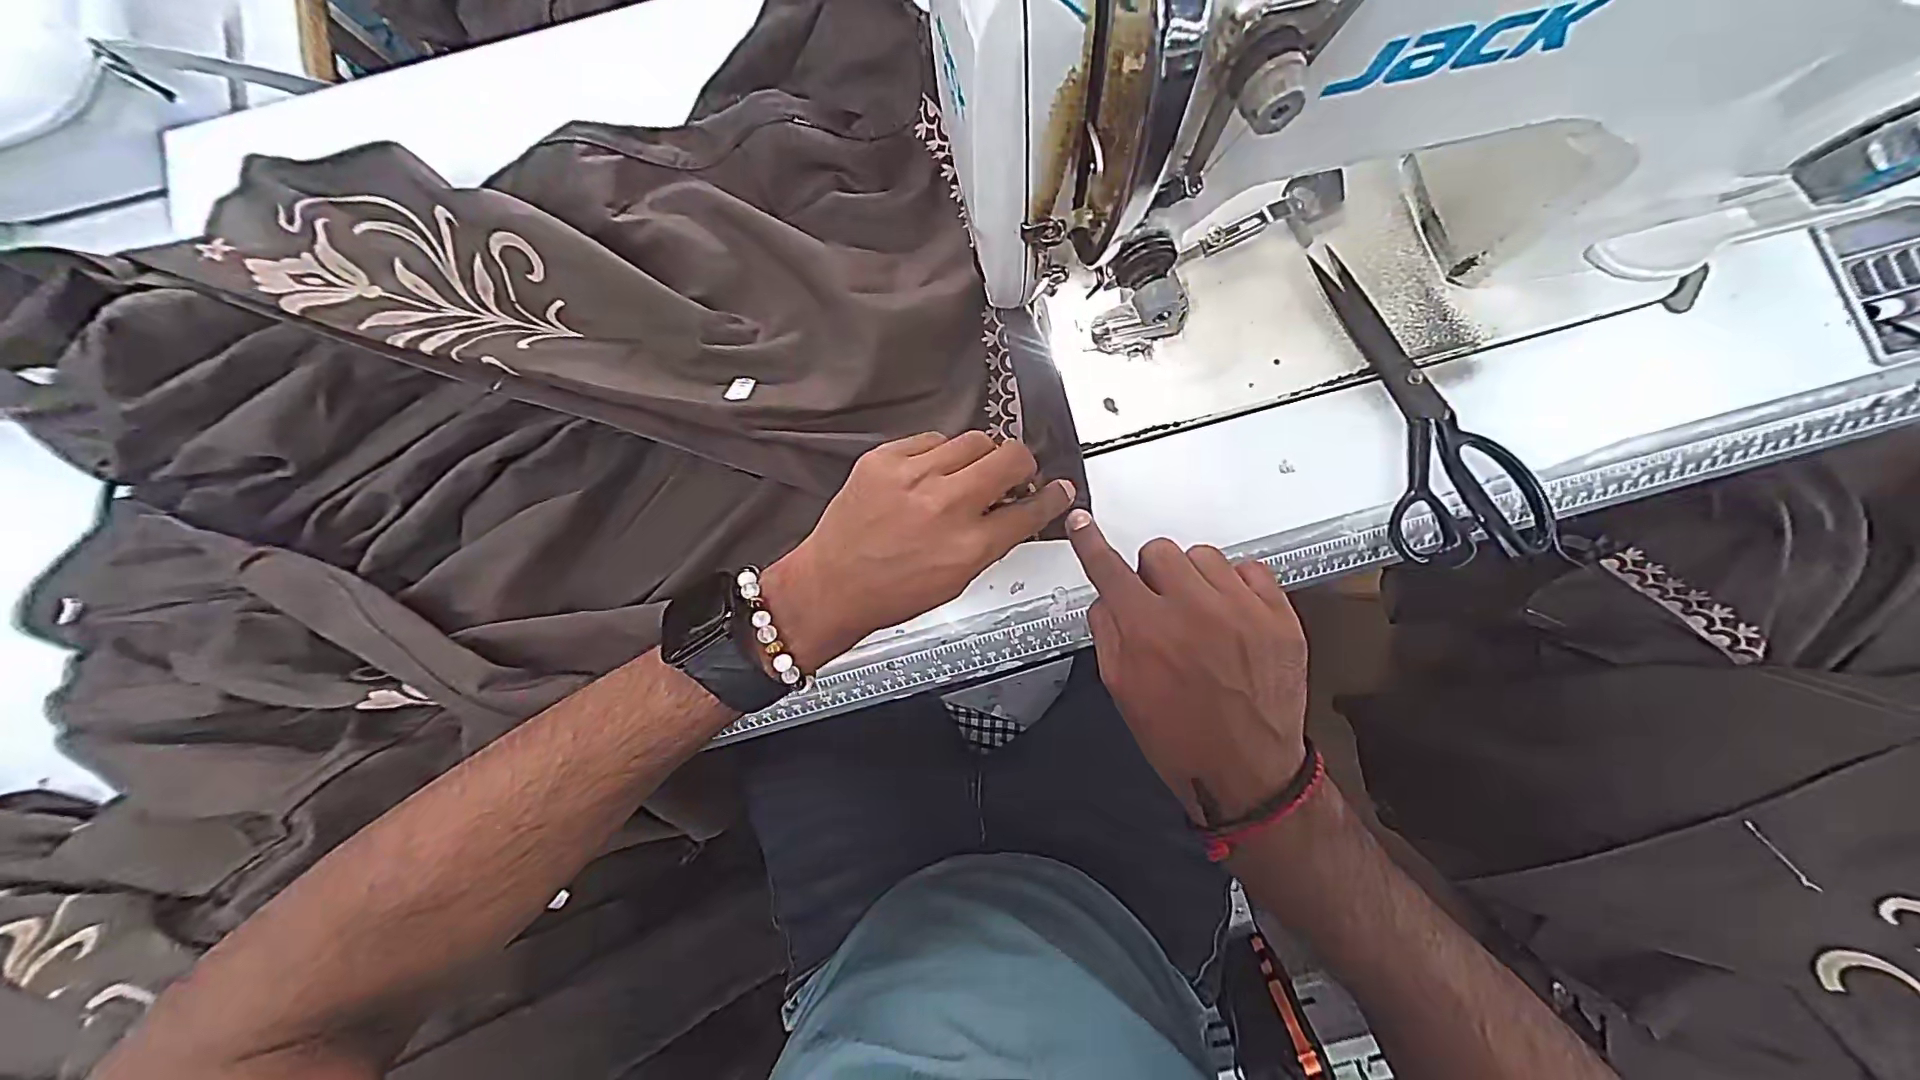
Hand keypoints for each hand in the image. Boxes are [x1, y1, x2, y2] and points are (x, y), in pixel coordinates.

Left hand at [761, 432, 1073, 670]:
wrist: (831, 585)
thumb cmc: (889, 592)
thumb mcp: (957, 580)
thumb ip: (991, 542)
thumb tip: (1015, 513)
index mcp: (970, 547)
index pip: (1030, 510)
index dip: (1051, 497)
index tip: (1058, 489)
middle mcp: (946, 507)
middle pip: (1011, 458)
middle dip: (1022, 465)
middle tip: (1015, 473)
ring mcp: (913, 478)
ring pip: (975, 440)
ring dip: (981, 456)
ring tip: (967, 473)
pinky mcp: (885, 460)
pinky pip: (932, 439)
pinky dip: (939, 453)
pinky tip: (930, 472)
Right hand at [1066, 510, 1308, 825]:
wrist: (1248, 773)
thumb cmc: (1183, 739)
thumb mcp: (1123, 691)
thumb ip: (1108, 635)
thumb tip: (1105, 599)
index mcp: (1147, 631)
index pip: (1108, 568)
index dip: (1090, 542)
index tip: (1083, 523)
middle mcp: (1193, 612)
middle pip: (1159, 551)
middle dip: (1152, 574)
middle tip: (1161, 604)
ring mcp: (1241, 610)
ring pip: (1203, 555)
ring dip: (1193, 578)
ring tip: (1200, 614)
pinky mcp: (1279, 616)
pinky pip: (1249, 568)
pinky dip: (1235, 584)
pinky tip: (1230, 614)